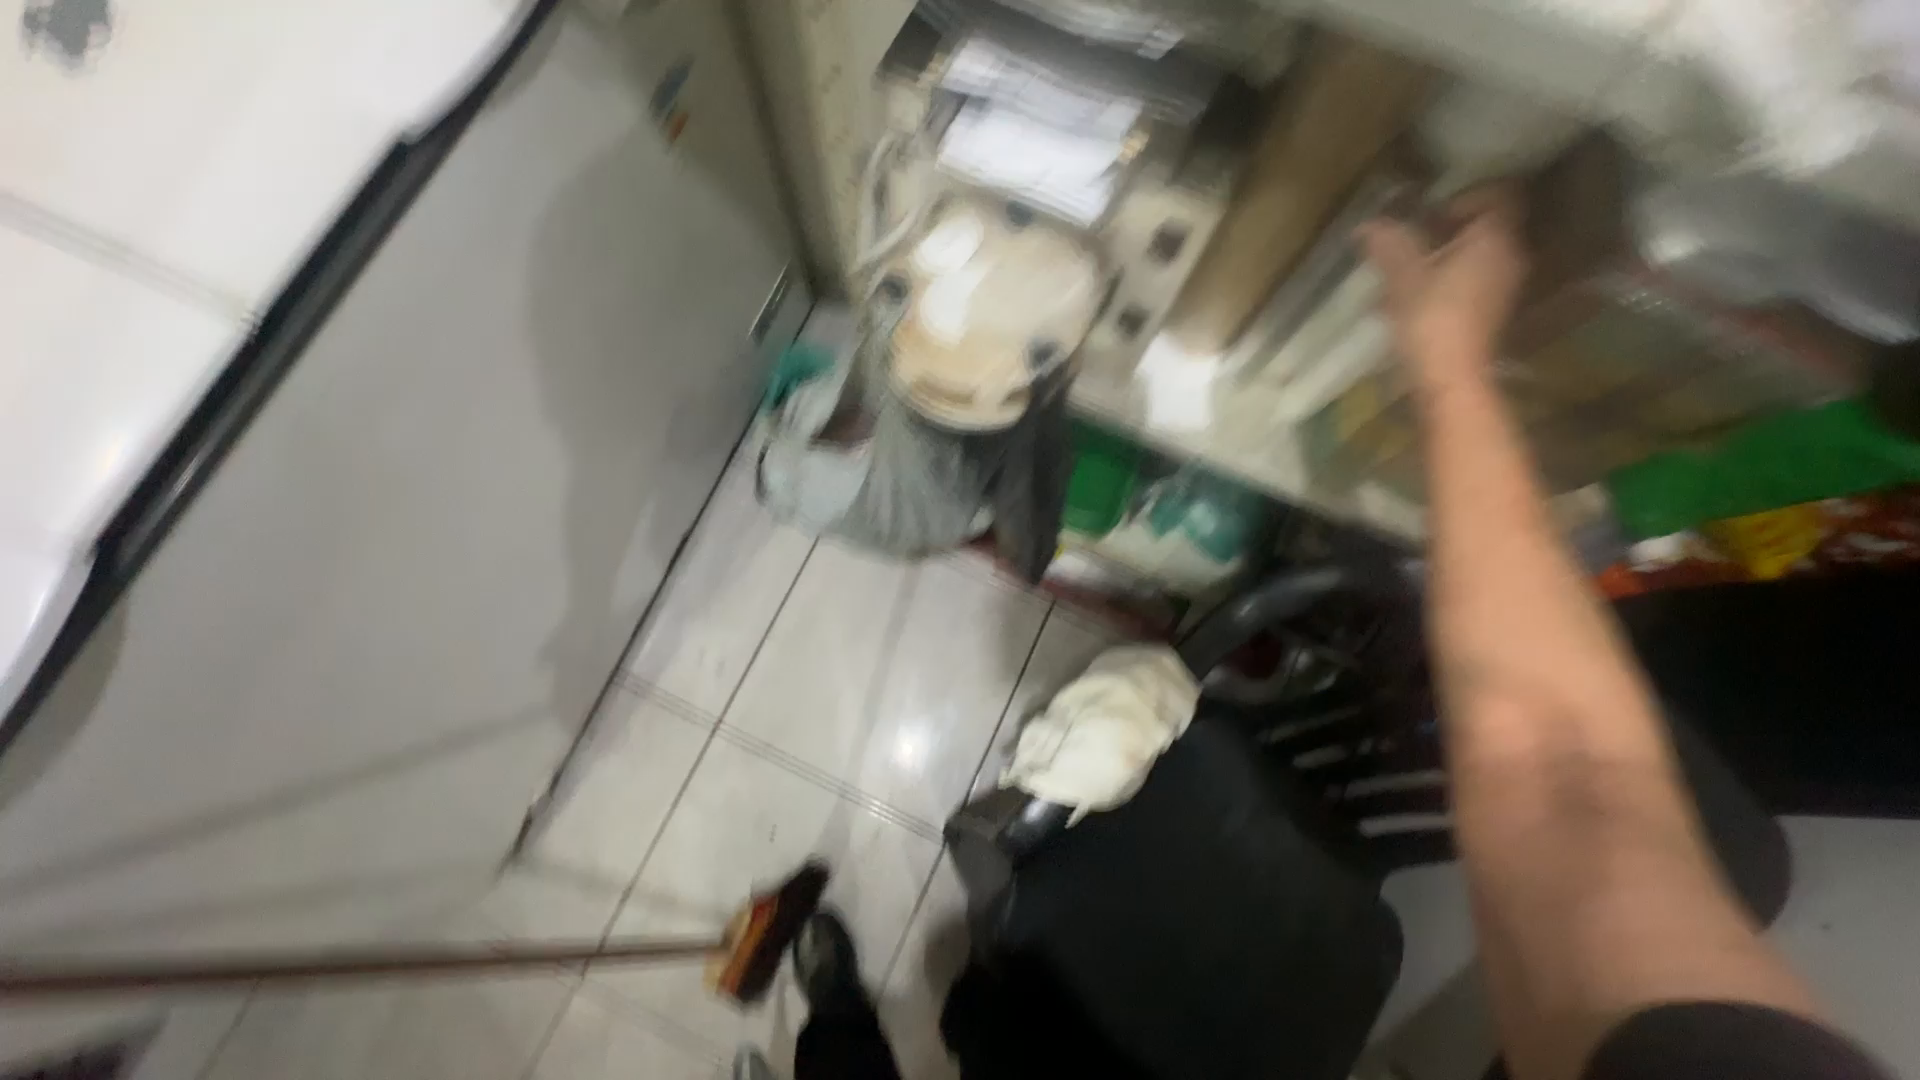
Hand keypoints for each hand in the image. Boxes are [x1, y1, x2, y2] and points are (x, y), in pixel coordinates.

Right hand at [1359, 186, 1528, 388]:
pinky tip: (1406, 302)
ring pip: (1471, 258)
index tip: (1428, 211)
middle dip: (1443, 230)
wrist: (1450, 377)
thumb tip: (1368, 225)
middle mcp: (1507, 257)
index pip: (1496, 195)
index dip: (1463, 196)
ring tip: (1399, 274)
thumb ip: (1388, 245)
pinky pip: (1466, 284)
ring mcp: (1501, 287)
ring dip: (1438, 260)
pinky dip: (1440, 284)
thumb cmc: (1431, 318)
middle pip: (1481, 228)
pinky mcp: (1487, 313)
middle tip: (1407, 240)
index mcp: (1493, 239)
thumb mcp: (1402, 277)